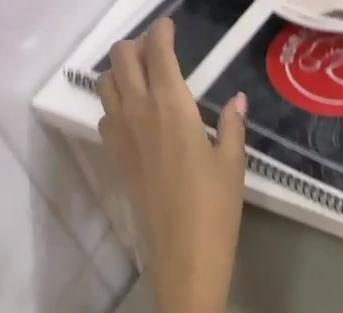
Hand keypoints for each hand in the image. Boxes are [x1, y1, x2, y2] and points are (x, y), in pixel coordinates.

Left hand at [96, 19, 247, 312]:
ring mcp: (122, 136)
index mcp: (171, 106)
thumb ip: (232, 128)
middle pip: (122, 59)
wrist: (184, 255)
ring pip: (106, 84)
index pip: (158, 53)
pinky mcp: (116, 159)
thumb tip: (236, 102)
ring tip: (141, 79)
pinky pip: (106, 117)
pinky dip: (116, 105)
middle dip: (137, 47)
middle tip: (156, 52)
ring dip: (121, 72)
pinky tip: (134, 118)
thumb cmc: (216, 210)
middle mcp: (138, 111)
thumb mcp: (233, 167)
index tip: (170, 28)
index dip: (163, 34)